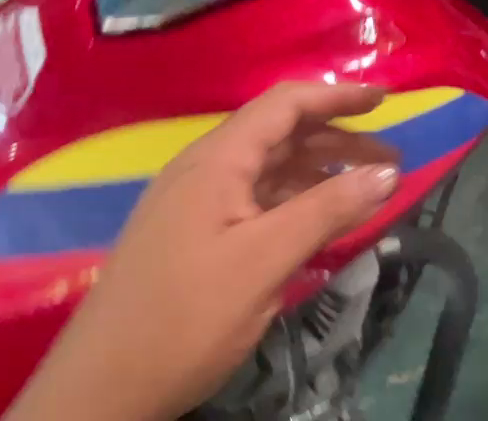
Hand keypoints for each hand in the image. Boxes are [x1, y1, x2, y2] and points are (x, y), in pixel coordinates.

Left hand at [7, 81, 401, 420]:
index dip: (338, 95)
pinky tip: (320, 223)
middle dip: (338, 139)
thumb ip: (327, 210)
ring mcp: (195, 203)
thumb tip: (389, 172)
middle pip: (281, 134)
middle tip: (390, 158)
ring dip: (319, 172)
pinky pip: (255, 200)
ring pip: (270, 169)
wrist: (97, 394)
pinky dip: (295, 201)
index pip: (285, 104)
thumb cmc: (184, 318)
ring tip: (367, 190)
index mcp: (217, 159)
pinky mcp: (193, 235)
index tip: (386, 100)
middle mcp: (205, 168)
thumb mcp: (265, 262)